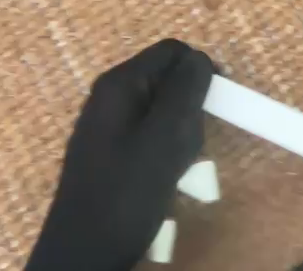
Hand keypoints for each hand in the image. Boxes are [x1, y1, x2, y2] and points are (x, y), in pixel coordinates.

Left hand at [25, 40, 214, 270]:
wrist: (82, 258)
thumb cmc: (125, 194)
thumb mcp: (164, 139)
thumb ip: (185, 91)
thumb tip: (201, 58)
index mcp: (120, 83)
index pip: (172, 52)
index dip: (201, 71)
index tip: (221, 106)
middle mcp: (109, 96)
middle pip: (167, 80)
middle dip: (189, 109)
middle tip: (192, 146)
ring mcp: (106, 125)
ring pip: (160, 111)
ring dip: (179, 135)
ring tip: (178, 169)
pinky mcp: (108, 153)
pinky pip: (147, 136)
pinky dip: (163, 152)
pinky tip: (164, 181)